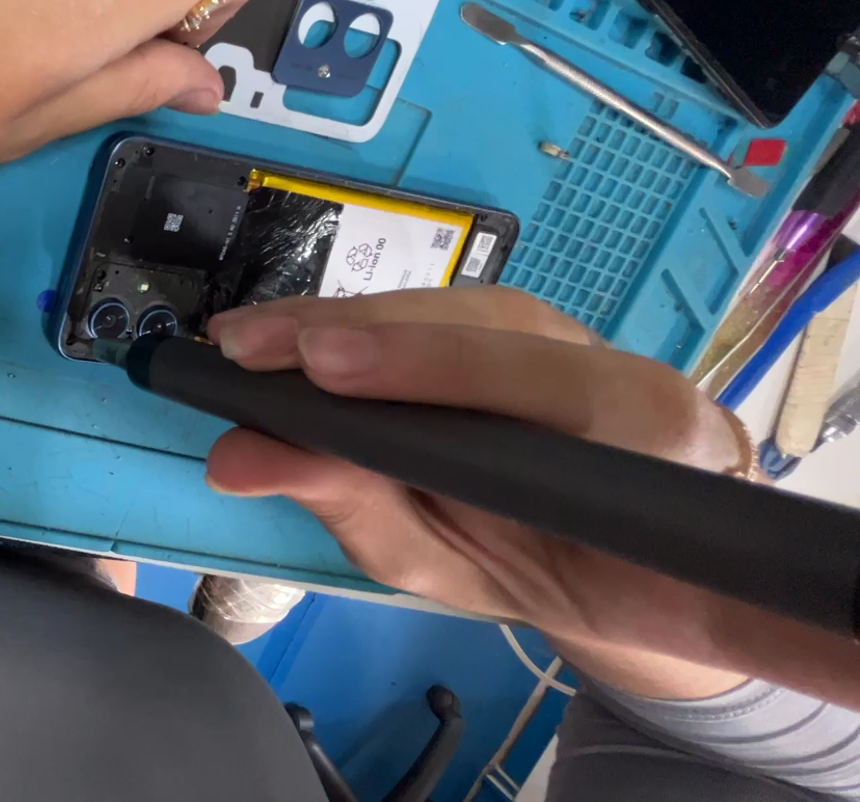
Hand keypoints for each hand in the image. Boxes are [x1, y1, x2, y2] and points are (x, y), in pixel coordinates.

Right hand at [203, 288, 790, 697]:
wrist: (616, 559)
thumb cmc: (533, 571)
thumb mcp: (441, 566)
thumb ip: (352, 509)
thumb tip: (234, 458)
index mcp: (640, 432)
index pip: (529, 379)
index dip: (423, 363)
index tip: (320, 366)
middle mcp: (595, 356)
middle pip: (467, 320)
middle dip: (346, 327)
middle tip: (242, 347)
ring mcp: (543, 329)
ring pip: (427, 303)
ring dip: (321, 317)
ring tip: (237, 339)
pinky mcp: (483, 320)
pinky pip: (401, 311)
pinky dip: (325, 319)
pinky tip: (268, 331)